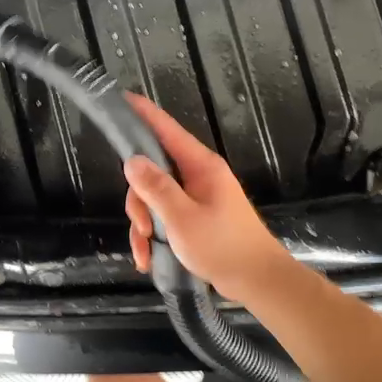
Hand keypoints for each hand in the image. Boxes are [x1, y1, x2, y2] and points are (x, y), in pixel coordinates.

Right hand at [121, 94, 299, 303]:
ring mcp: (196, 198)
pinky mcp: (194, 218)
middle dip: (139, 201)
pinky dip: (153, 237)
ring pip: (153, 198)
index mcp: (200, 167)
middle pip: (151, 172)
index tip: (123, 98)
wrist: (259, 283)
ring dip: (143, 224)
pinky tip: (149, 258)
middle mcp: (197, 176)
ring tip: (146, 251)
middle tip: (142, 226)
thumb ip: (155, 187)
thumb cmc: (224, 246)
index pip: (167, 130)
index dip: (144, 114)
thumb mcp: (182, 218)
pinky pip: (163, 217)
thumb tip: (132, 160)